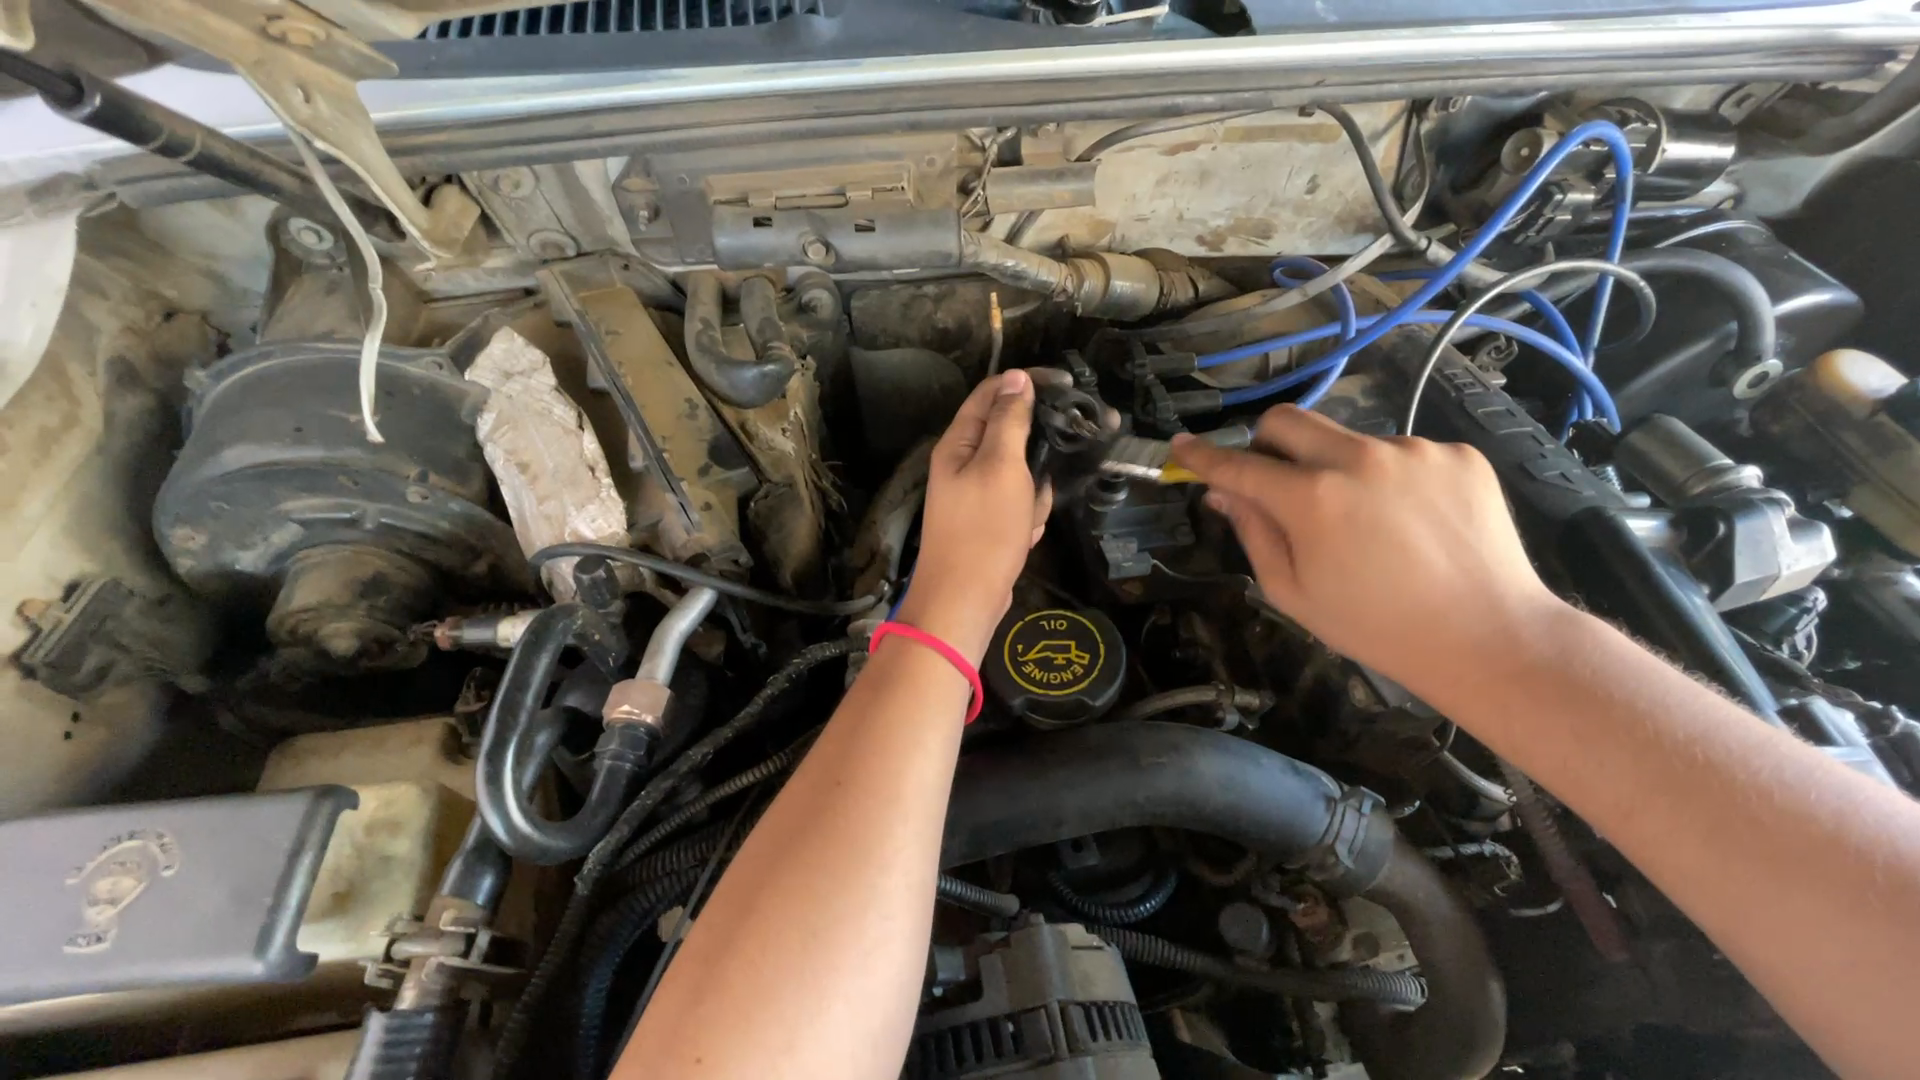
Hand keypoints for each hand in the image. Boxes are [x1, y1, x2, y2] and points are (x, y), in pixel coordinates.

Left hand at [897, 369, 1050, 661]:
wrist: (965, 599)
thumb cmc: (983, 529)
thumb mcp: (1000, 466)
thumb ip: (1009, 420)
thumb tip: (1016, 377)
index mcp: (958, 444)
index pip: (992, 394)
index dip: (1026, 383)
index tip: (1068, 386)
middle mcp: (964, 464)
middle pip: (1012, 436)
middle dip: (1036, 458)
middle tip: (1042, 480)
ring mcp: (977, 495)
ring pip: (1023, 475)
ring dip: (1034, 495)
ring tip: (1026, 517)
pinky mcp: (991, 521)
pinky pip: (1021, 505)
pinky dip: (1028, 518)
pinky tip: (1023, 536)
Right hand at [1171, 406, 1564, 694]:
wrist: (1487, 636)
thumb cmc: (1376, 626)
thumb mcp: (1294, 593)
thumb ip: (1254, 534)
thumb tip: (1223, 494)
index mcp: (1312, 499)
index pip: (1239, 465)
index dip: (1203, 456)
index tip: (1181, 446)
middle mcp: (1360, 458)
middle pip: (1288, 420)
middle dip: (1267, 443)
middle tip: (1277, 480)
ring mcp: (1414, 450)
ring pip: (1349, 440)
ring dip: (1337, 468)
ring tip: (1368, 522)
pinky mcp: (1458, 454)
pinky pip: (1402, 453)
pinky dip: (1390, 478)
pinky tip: (1411, 521)